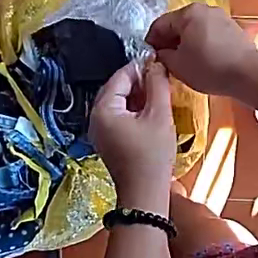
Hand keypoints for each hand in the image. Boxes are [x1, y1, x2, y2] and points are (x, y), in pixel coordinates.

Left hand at [90, 59, 176, 213]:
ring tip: (159, 96)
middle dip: (138, 82)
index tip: (159, 64)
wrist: (145, 193)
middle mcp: (95, 118)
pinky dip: (134, 111)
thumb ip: (158, 86)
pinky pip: (119, 118)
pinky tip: (151, 114)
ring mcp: (99, 132)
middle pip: (116, 89)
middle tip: (161, 80)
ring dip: (138, 97)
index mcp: (103, 109)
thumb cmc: (152, 156)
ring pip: (118, 104)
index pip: (120, 77)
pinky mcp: (108, 142)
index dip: (141, 68)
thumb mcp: (160, 116)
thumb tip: (156, 65)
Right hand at [146, 4, 257, 95]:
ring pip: (195, 29)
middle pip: (179, 24)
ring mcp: (222, 18)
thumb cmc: (209, 68)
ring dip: (186, 43)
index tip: (150, 56)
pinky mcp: (234, 29)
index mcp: (188, 13)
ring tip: (184, 63)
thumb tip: (161, 53)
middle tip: (165, 61)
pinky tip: (203, 61)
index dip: (151, 41)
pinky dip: (202, 45)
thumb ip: (163, 56)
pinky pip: (210, 34)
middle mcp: (205, 9)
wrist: (248, 74)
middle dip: (170, 42)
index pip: (160, 24)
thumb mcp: (178, 65)